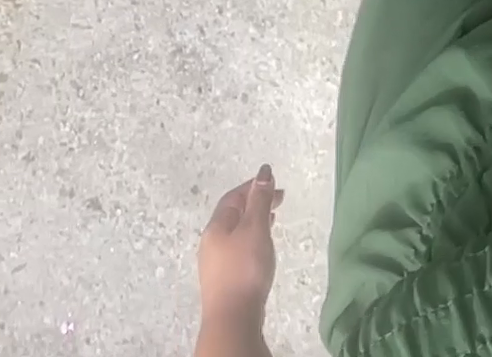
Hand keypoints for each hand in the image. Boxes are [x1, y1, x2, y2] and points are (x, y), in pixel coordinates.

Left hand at [197, 165, 282, 328]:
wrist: (233, 318)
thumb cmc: (245, 267)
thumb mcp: (255, 227)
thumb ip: (260, 200)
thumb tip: (263, 172)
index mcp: (216, 226)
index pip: (234, 196)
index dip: (253, 185)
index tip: (274, 180)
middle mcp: (211, 242)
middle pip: (234, 213)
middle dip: (256, 201)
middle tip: (280, 197)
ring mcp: (215, 262)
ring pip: (236, 231)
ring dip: (255, 219)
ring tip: (274, 217)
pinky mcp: (224, 278)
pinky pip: (238, 246)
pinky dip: (252, 236)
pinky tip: (262, 244)